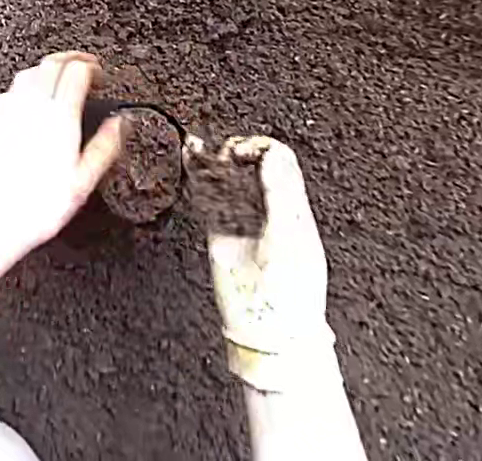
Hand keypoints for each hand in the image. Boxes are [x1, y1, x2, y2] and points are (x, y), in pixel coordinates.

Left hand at [0, 52, 123, 259]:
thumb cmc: (34, 208)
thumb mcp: (83, 182)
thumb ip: (105, 147)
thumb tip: (120, 124)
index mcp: (59, 117)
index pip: (77, 71)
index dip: (93, 67)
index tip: (101, 76)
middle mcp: (33, 107)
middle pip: (53, 62)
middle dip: (73, 58)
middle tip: (87, 66)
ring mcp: (10, 111)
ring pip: (31, 70)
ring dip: (50, 66)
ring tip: (63, 75)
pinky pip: (13, 87)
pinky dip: (29, 82)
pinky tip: (34, 97)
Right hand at [204, 137, 338, 391]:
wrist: (268, 334)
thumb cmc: (290, 292)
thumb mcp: (289, 236)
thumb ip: (280, 192)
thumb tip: (272, 151)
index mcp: (291, 205)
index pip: (278, 158)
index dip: (259, 147)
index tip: (241, 150)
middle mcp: (267, 205)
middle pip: (249, 163)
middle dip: (234, 150)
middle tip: (223, 155)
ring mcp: (242, 216)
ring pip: (227, 176)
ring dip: (212, 159)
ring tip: (198, 146)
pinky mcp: (220, 229)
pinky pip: (209, 195)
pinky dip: (198, 176)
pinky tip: (191, 160)